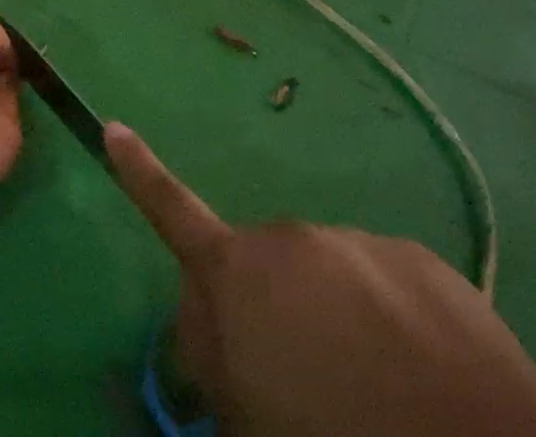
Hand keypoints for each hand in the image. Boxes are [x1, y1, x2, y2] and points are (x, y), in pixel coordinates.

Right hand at [104, 122, 535, 436]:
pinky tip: (409, 363)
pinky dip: (383, 311)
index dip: (136, 171)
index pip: (170, 210)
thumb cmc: (326, 427)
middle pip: (257, 262)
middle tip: (290, 366)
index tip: (113, 128)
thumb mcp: (238, 405)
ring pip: (324, 271)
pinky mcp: (423, 260)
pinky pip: (380, 280)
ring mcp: (360, 243)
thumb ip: (209, 346)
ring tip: (364, 374)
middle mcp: (292, 238)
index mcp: (236, 270)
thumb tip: (206, 312)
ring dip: (328, 307)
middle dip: (263, 299)